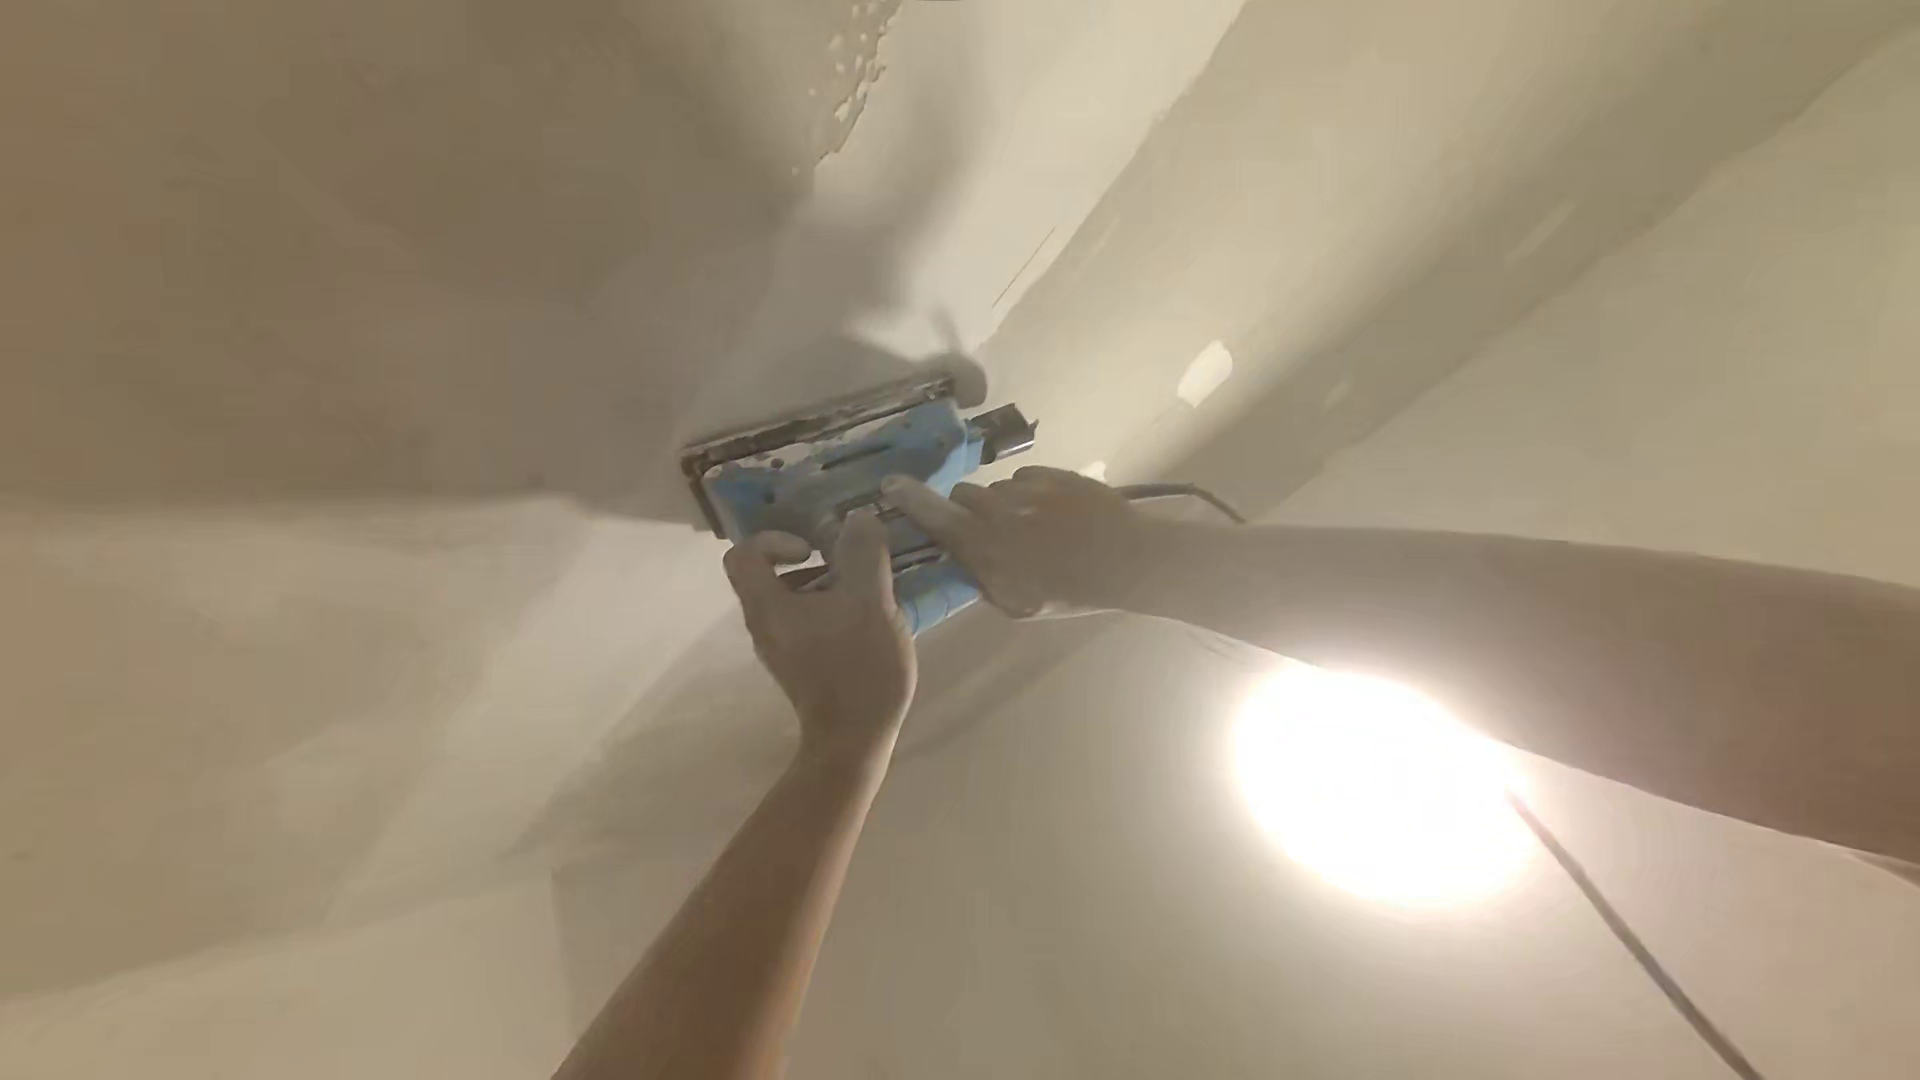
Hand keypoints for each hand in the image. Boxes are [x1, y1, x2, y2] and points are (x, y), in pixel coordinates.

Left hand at [723, 510, 916, 765]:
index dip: (776, 539)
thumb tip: (857, 517)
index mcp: (769, 607)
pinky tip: (870, 618)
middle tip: (852, 562)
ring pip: (795, 598)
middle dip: (815, 561)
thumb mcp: (869, 602)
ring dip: (829, 584)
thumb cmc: (858, 667)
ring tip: (869, 589)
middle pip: (773, 575)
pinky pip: (809, 620)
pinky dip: (833, 609)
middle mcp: (766, 625)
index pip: (744, 554)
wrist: (855, 739)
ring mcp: (783, 647)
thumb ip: (863, 554)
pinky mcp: (801, 663)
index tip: (814, 549)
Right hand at [880, 466, 1166, 617]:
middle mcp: (998, 510)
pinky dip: (1030, 494)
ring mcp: (1025, 488)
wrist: (1130, 560)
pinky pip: (1025, 479)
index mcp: (986, 546)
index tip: (890, 485)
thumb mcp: (1019, 605)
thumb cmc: (1073, 592)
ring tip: (1034, 527)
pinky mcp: (1051, 474)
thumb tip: (964, 560)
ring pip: (995, 489)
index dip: (910, 499)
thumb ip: (983, 580)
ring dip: (1002, 505)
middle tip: (992, 533)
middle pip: (963, 496)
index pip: (935, 515)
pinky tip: (1055, 514)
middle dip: (968, 511)